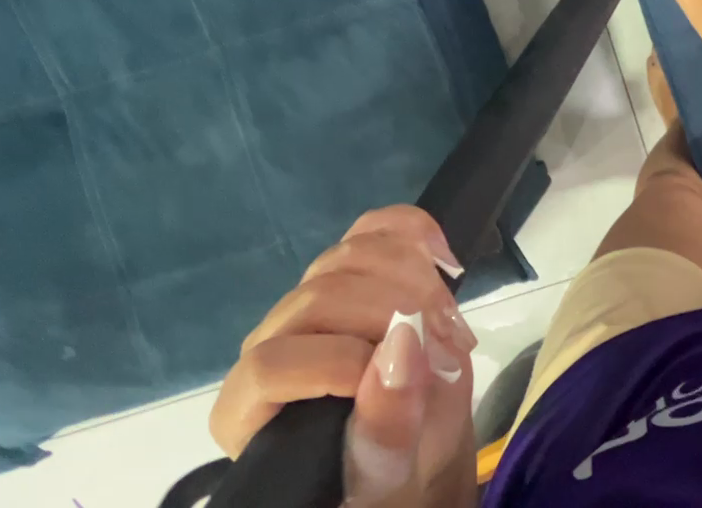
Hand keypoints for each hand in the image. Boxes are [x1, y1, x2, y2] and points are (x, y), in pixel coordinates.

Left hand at [211, 206, 479, 506]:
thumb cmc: (393, 476)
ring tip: (450, 325)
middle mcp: (271, 341)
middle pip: (320, 295)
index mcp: (251, 408)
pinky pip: (377, 224)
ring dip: (418, 280)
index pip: (271, 363)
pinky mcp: (357, 267)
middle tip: (448, 349)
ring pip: (353, 253)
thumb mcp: (390, 474)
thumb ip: (389, 420)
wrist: (421, 447)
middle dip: (397, 314)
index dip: (338, 362)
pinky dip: (417, 231)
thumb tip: (401, 343)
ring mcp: (315, 294)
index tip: (405, 379)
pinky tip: (445, 261)